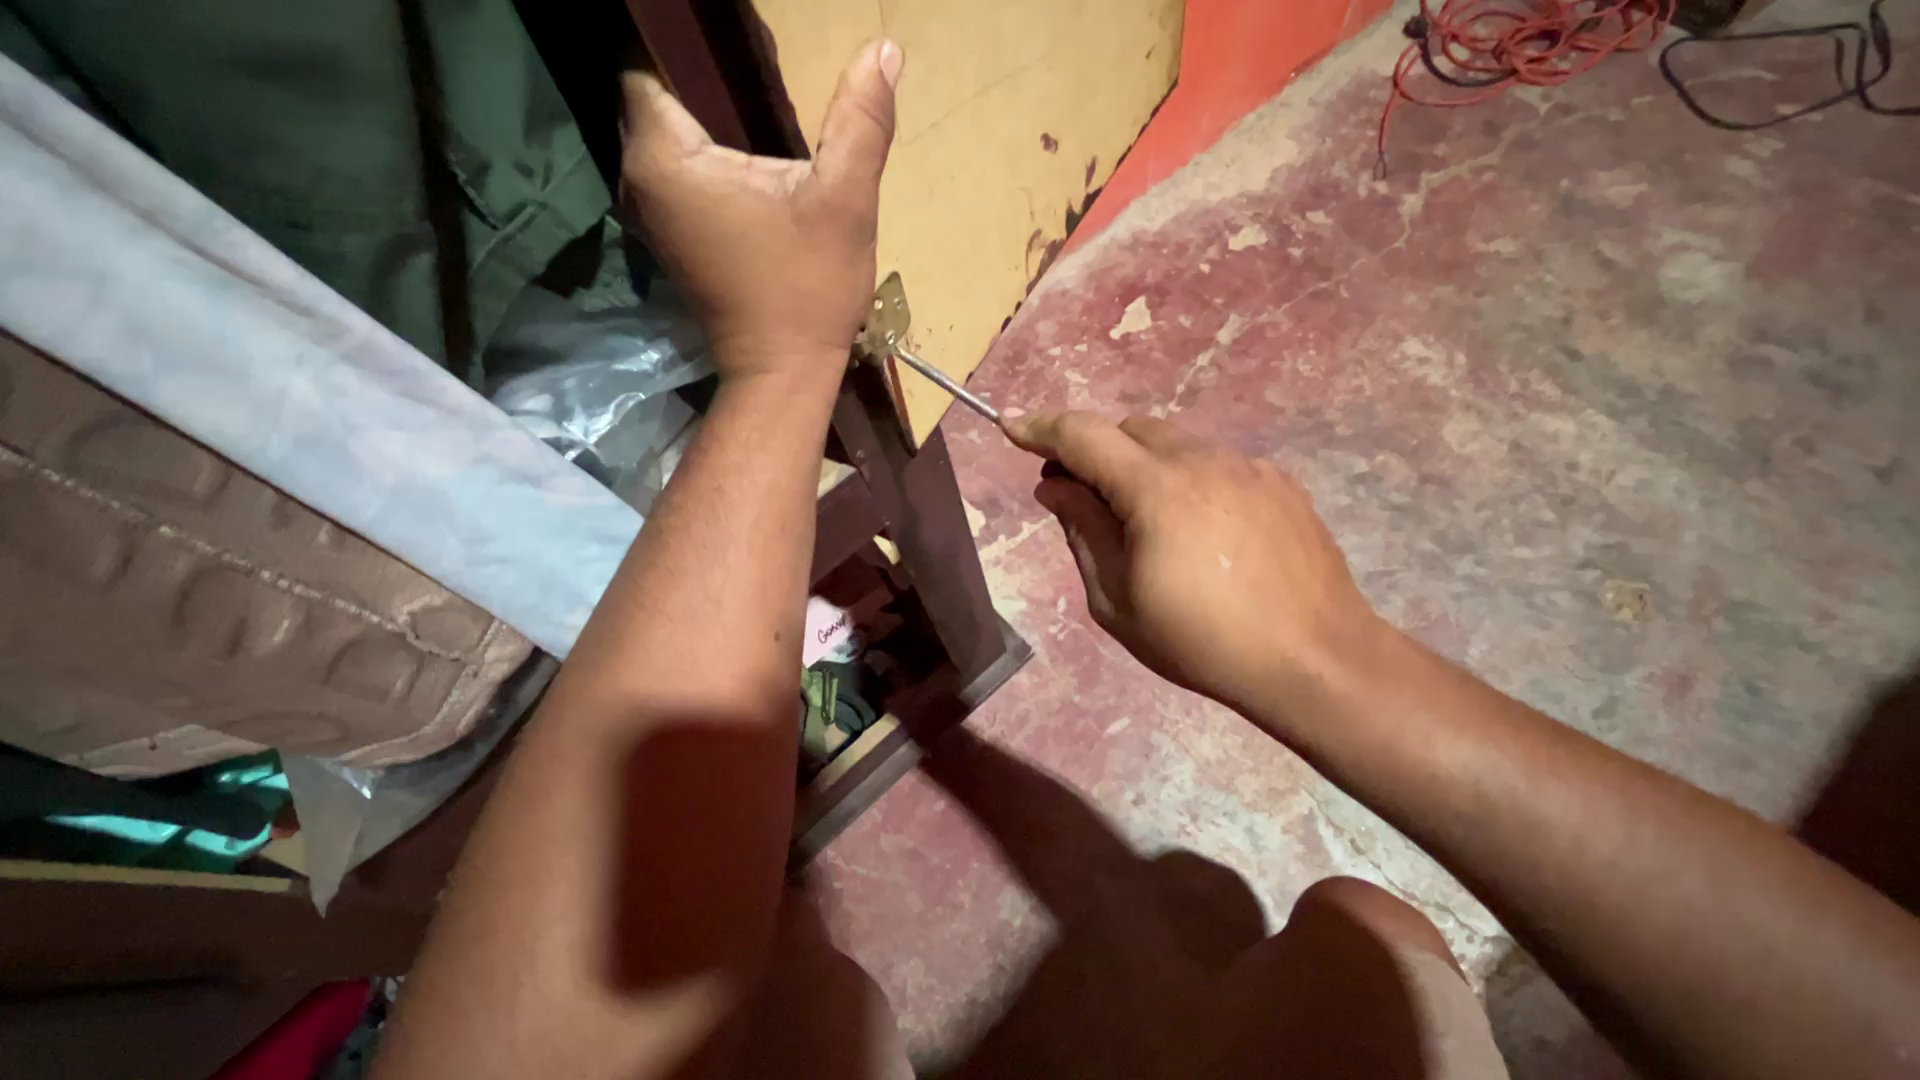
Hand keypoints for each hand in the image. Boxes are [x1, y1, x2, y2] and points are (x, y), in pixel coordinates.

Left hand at [620, 40, 901, 380]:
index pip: (648, 61)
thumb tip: (885, 50)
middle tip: (757, 65)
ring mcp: (649, 211)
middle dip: (697, 74)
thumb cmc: (808, 290)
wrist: (784, 371)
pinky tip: (745, 147)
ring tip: (753, 99)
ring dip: (701, 113)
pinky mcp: (669, 233)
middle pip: (653, 93)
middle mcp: (639, 179)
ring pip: (663, 131)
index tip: (737, 41)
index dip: (687, 43)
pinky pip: (673, 166)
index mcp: (667, 159)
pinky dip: (701, 150)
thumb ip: (861, 121)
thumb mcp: (844, 201)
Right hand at [1007, 412, 1385, 716]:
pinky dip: (1191, 482)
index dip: (1040, 428)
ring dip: (1146, 467)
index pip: (1083, 435)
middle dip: (1097, 450)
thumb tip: (1056, 487)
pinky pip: (1218, 465)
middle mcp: (1202, 460)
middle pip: (1131, 429)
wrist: (1314, 659)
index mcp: (1155, 489)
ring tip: (1150, 524)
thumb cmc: (1201, 642)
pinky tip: (1204, 534)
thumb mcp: (1118, 601)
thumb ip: (1084, 532)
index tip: (1009, 428)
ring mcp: (1248, 467)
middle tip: (1083, 497)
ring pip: (1177, 444)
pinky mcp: (1281, 483)